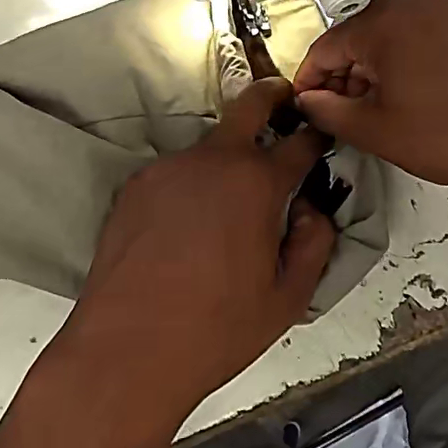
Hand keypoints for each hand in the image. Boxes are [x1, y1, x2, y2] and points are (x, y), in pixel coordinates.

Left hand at [54, 79, 336, 417]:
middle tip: (284, 100)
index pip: (300, 143)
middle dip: (273, 96)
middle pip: (248, 104)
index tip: (321, 135)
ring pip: (209, 148)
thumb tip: (309, 209)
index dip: (317, 136)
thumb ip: (315, 242)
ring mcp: (168, 170)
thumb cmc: (216, 329)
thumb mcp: (289, 297)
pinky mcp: (135, 187)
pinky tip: (187, 229)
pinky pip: (177, 174)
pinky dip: (192, 186)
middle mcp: (212, 162)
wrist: (125, 352)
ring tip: (226, 211)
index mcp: (257, 184)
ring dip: (227, 162)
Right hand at [292, 0, 447, 194]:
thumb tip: (311, 101)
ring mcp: (443, 13)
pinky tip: (406, 99)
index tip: (307, 101)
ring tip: (376, 112)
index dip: (310, 80)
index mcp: (385, 23)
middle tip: (339, 113)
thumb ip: (327, 112)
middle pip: (356, 37)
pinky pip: (416, 38)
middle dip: (342, 76)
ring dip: (371, 71)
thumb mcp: (375, 130)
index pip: (326, 46)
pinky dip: (401, 64)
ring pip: (386, 37)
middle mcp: (414, 6)